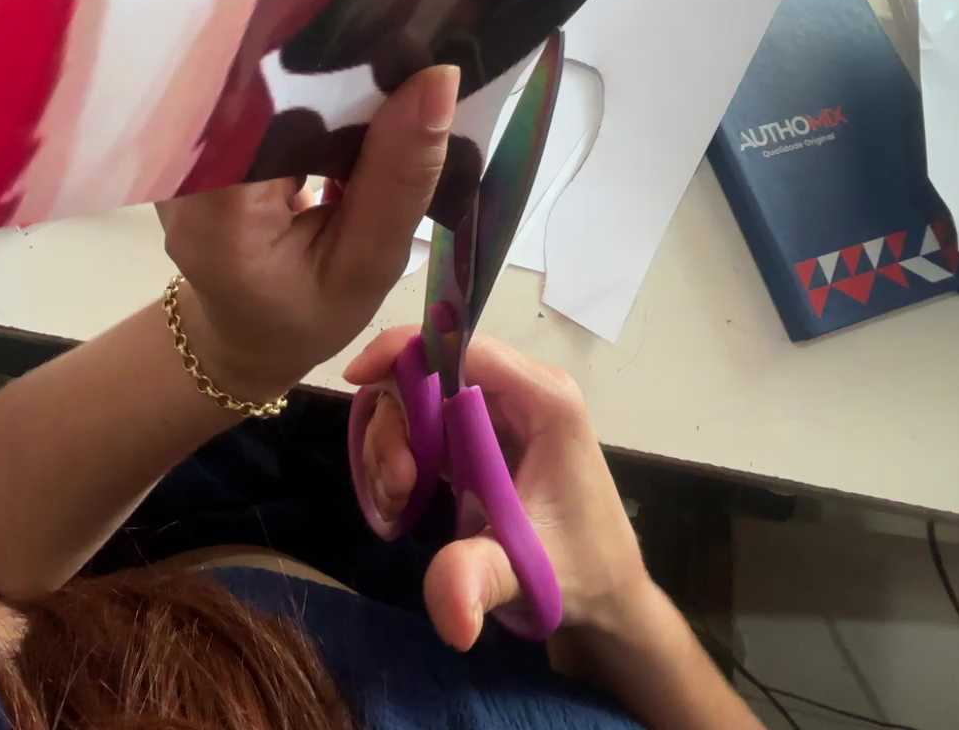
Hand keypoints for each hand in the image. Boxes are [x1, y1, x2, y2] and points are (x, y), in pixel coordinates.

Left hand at [157, 65, 458, 402]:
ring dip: (315, 73)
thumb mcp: (369, 265)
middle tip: (404, 46)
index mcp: (218, 219)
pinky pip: (250, 98)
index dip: (326, 66)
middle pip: (256, 86)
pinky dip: (298, 91)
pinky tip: (342, 89)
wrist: (246, 333)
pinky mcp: (194, 145)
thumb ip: (399, 181)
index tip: (396, 38)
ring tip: (381, 61)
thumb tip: (438, 79)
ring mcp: (179, 157)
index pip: (267, 108)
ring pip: (254, 84)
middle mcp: (181, 177)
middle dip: (327, 63)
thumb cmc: (306, 315)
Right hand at [346, 327, 655, 650]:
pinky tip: (403, 500)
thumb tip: (446, 613)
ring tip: (400, 504)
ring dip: (390, 447)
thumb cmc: (580, 570)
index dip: (403, 349)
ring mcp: (494, 407)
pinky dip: (397, 454)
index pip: (461, 344)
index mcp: (543, 398)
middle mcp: (517, 390)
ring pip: (413, 396)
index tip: (356, 378)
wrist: (602, 593)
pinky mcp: (476, 428)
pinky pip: (418, 420)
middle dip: (395, 426)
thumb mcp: (528, 571)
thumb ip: (480, 576)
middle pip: (425, 372)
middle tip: (397, 488)